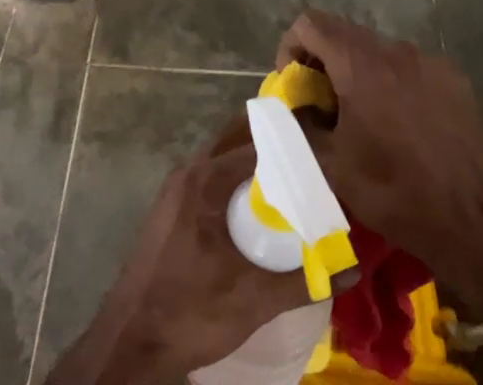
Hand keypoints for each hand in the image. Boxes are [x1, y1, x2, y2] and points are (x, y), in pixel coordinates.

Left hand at [47, 119, 312, 382]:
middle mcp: (187, 175)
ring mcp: (174, 193)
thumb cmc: (190, 310)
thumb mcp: (254, 299)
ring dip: (253, 166)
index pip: (256, 142)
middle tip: (313, 161)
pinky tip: (258, 213)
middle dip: (273, 146)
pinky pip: (210, 182)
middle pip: (235, 142)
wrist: (131, 340)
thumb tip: (352, 268)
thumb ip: (305, 281)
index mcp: (205, 181)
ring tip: (293, 185)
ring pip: (221, 162)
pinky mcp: (170, 213)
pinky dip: (236, 184)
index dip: (293, 143)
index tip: (328, 151)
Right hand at [275, 10, 482, 293]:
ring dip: (358, 74)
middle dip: (323, 62)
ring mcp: (431, 63)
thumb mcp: (331, 164)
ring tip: (361, 120)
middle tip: (321, 107)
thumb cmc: (394, 192)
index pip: (311, 24)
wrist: (475, 222)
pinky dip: (392, 84)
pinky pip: (410, 69)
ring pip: (378, 52)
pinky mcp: (456, 81)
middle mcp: (396, 51)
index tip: (293, 85)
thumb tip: (293, 105)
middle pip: (344, 34)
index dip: (291, 47)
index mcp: (361, 65)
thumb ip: (300, 124)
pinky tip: (400, 127)